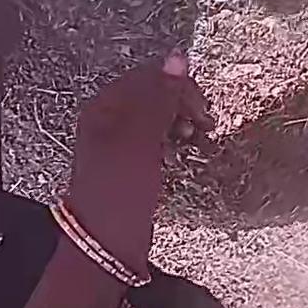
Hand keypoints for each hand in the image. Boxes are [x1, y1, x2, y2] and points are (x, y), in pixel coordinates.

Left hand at [66, 56, 213, 272]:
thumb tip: (179, 58)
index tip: (201, 112)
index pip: (150, 77)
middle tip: (203, 126)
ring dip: (180, 122)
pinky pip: (156, 137)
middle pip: (154, 94)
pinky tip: (178, 154)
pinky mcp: (130, 162)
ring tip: (194, 139)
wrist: (105, 248)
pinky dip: (172, 141)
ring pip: (158, 116)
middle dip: (182, 105)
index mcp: (104, 107)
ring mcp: (118, 141)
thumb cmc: (120, 192)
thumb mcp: (142, 140)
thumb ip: (160, 98)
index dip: (179, 90)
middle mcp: (108, 119)